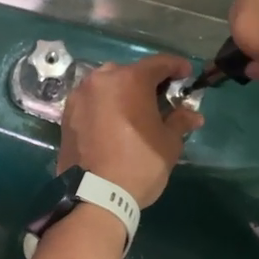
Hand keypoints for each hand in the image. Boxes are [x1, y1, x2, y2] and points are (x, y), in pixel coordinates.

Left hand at [57, 55, 203, 207]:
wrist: (95, 195)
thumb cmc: (139, 164)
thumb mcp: (168, 143)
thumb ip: (180, 121)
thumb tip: (192, 115)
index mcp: (129, 80)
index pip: (158, 63)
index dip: (176, 67)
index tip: (186, 75)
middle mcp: (101, 80)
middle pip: (129, 72)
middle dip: (147, 81)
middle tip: (161, 97)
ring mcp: (80, 96)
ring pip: (107, 85)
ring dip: (123, 92)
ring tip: (136, 110)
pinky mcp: (66, 115)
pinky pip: (92, 101)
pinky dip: (105, 105)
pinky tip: (115, 121)